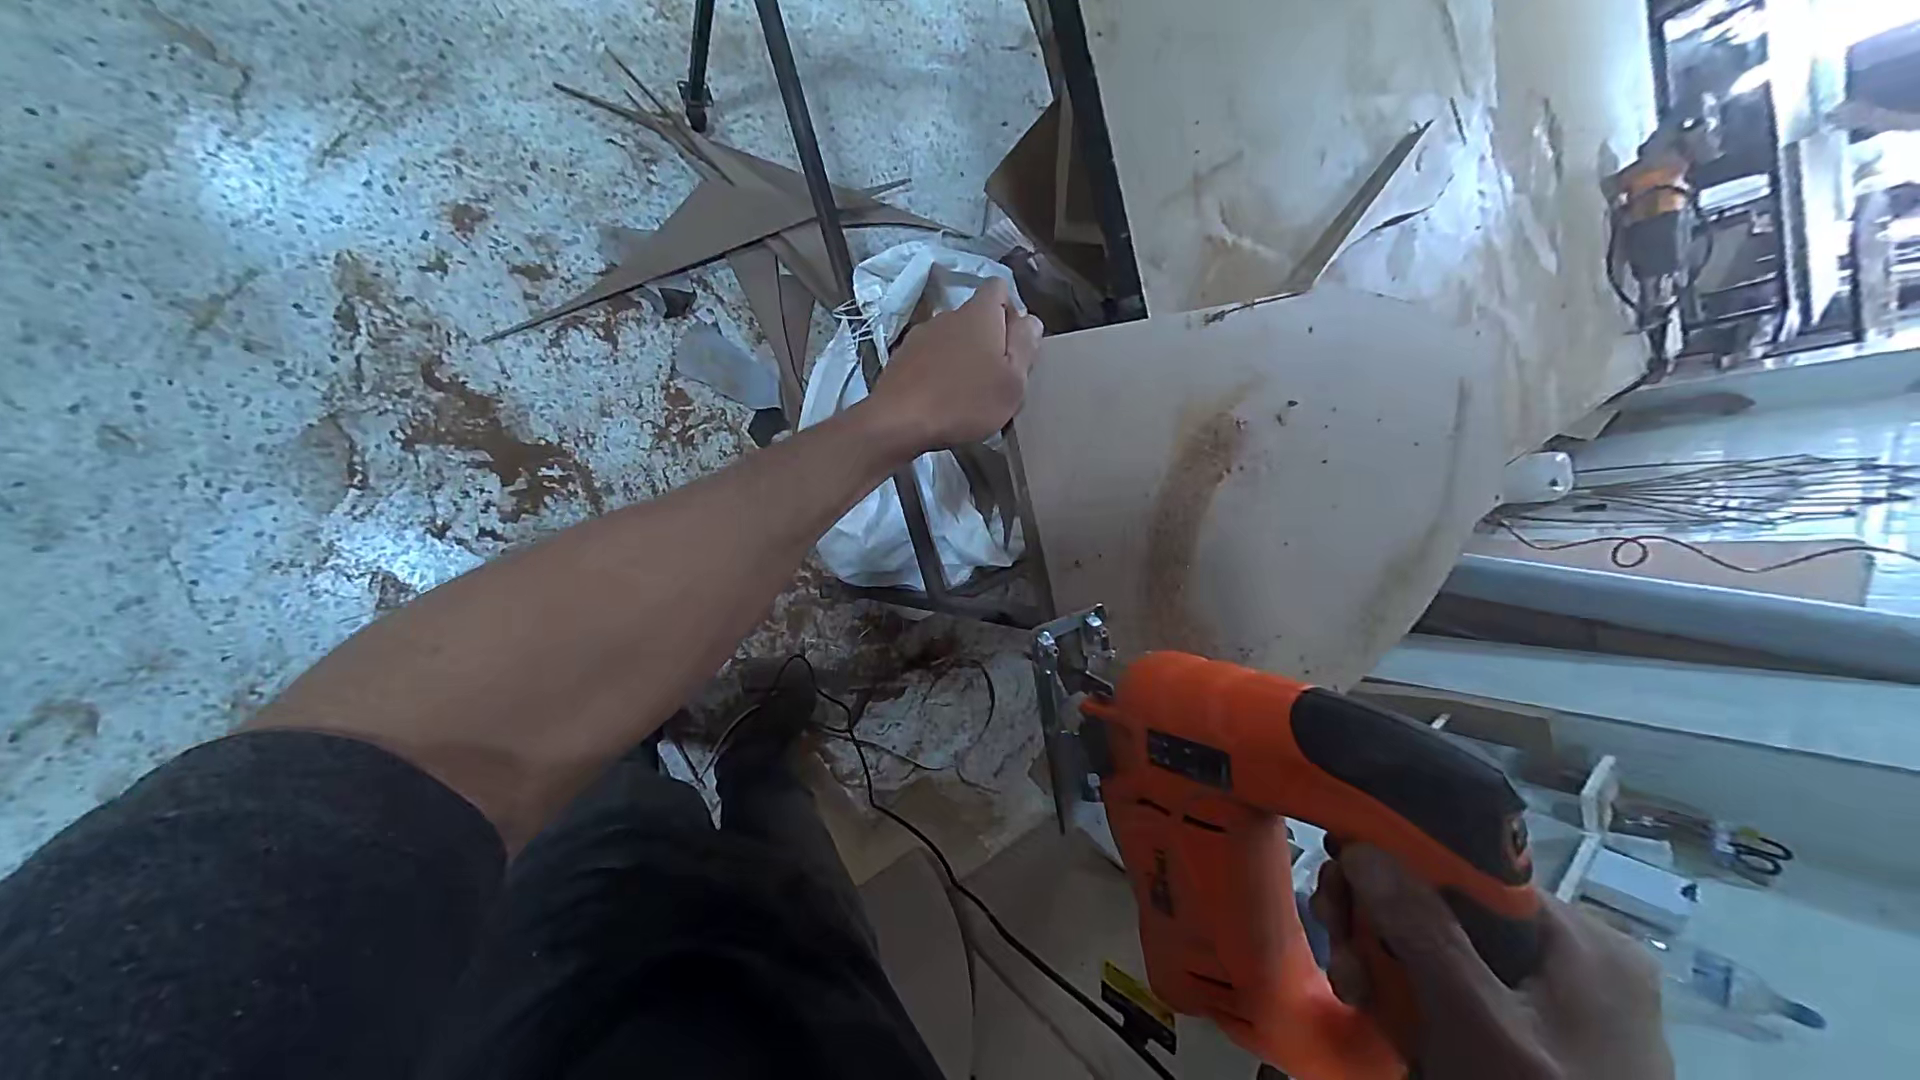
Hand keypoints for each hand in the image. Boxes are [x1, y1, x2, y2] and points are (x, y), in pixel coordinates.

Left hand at [865, 277, 1042, 451]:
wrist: (899, 422)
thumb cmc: (965, 401)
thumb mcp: (1013, 380)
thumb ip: (1026, 345)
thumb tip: (1030, 320)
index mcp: (979, 314)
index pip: (999, 289)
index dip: (1012, 311)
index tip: (1015, 345)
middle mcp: (948, 315)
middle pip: (976, 317)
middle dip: (988, 341)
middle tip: (996, 378)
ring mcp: (920, 335)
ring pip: (951, 339)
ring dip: (962, 358)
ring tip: (967, 393)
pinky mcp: (902, 358)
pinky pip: (930, 358)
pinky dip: (939, 371)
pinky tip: (941, 399)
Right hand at [1312, 845, 1672, 1079]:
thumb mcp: (1478, 1027)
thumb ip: (1423, 933)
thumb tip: (1360, 845)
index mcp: (1579, 939)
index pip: (1464, 861)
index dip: (1390, 862)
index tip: (1338, 880)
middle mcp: (1564, 950)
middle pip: (1439, 899)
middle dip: (1373, 918)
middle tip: (1336, 943)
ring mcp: (1544, 988)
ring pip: (1433, 936)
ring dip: (1375, 954)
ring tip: (1350, 988)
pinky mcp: (1521, 1019)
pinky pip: (1446, 975)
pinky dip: (1402, 985)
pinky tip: (1374, 1004)